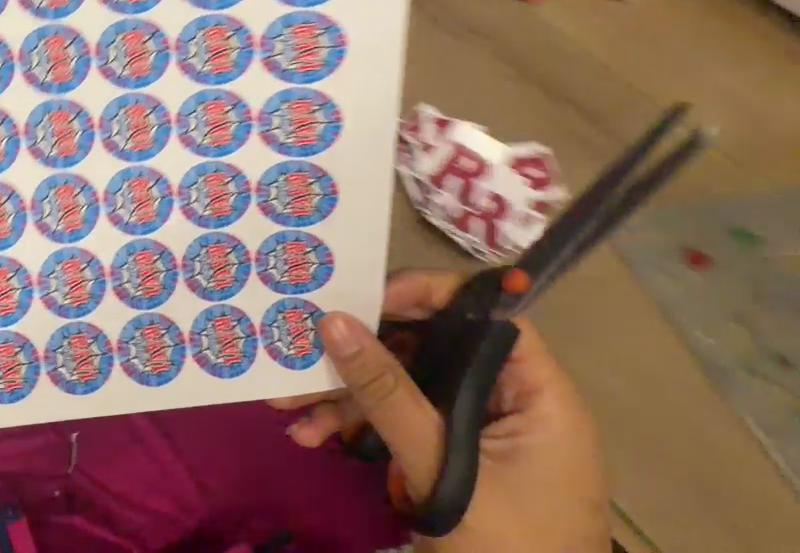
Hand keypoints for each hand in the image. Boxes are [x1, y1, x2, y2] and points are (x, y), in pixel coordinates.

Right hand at [270, 270, 610, 552]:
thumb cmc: (509, 548)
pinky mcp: (448, 452)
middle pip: (425, 346)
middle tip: (301, 349)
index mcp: (535, 397)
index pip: (485, 315)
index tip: (361, 299)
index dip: (424, 294)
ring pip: (400, 383)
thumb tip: (332, 320)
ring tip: (287, 407)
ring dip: (342, 395)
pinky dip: (353, 425)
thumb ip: (387, 392)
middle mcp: (506, 401)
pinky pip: (395, 418)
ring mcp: (475, 428)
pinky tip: (311, 436)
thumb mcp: (442, 468)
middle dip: (357, 353)